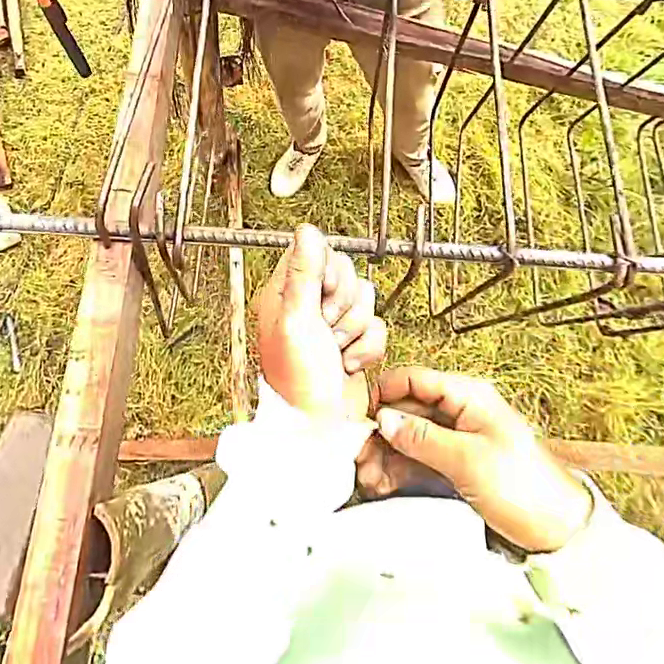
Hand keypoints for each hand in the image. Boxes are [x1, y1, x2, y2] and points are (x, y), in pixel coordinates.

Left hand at [251, 225, 386, 422]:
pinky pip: (377, 326)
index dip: (329, 272)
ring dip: (355, 329)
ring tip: (336, 349)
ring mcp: (333, 325)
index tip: (322, 295)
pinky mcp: (354, 342)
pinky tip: (348, 362)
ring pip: (366, 299)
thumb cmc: (296, 384)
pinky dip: (367, 348)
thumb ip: (303, 273)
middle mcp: (309, 306)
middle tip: (327, 328)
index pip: (317, 252)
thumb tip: (306, 232)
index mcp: (286, 294)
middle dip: (344, 305)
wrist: (319, 431)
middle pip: (348, 274)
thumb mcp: (295, 322)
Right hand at [370, 367, 592, 551]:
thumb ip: (424, 438)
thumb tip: (385, 419)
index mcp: (468, 396)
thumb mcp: (469, 460)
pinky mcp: (453, 464)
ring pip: (407, 437)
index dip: (386, 393)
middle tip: (361, 458)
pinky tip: (384, 485)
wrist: (560, 531)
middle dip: (381, 433)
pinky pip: (416, 459)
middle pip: (406, 409)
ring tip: (370, 478)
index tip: (362, 417)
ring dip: (385, 455)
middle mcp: (459, 411)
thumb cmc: (526, 488)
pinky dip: (398, 470)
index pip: (415, 379)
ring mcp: (455, 438)